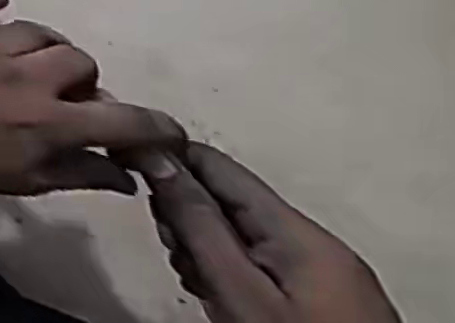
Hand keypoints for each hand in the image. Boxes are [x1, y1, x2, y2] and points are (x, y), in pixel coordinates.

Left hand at [0, 0, 184, 195]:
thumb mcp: (26, 181)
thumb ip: (79, 173)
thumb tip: (127, 175)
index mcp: (49, 120)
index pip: (122, 119)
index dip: (155, 126)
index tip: (164, 129)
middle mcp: (23, 76)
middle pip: (79, 59)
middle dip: (85, 77)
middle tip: (68, 93)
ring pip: (35, 30)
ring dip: (46, 43)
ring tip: (39, 59)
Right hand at [144, 143, 400, 322]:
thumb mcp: (234, 288)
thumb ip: (193, 217)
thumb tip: (152, 153)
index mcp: (299, 232)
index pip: (213, 162)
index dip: (165, 160)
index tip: (127, 175)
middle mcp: (317, 244)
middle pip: (225, 196)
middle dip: (184, 213)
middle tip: (175, 252)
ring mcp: (327, 275)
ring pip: (237, 229)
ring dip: (202, 244)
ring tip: (200, 282)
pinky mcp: (327, 301)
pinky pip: (260, 261)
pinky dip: (228, 268)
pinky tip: (221, 295)